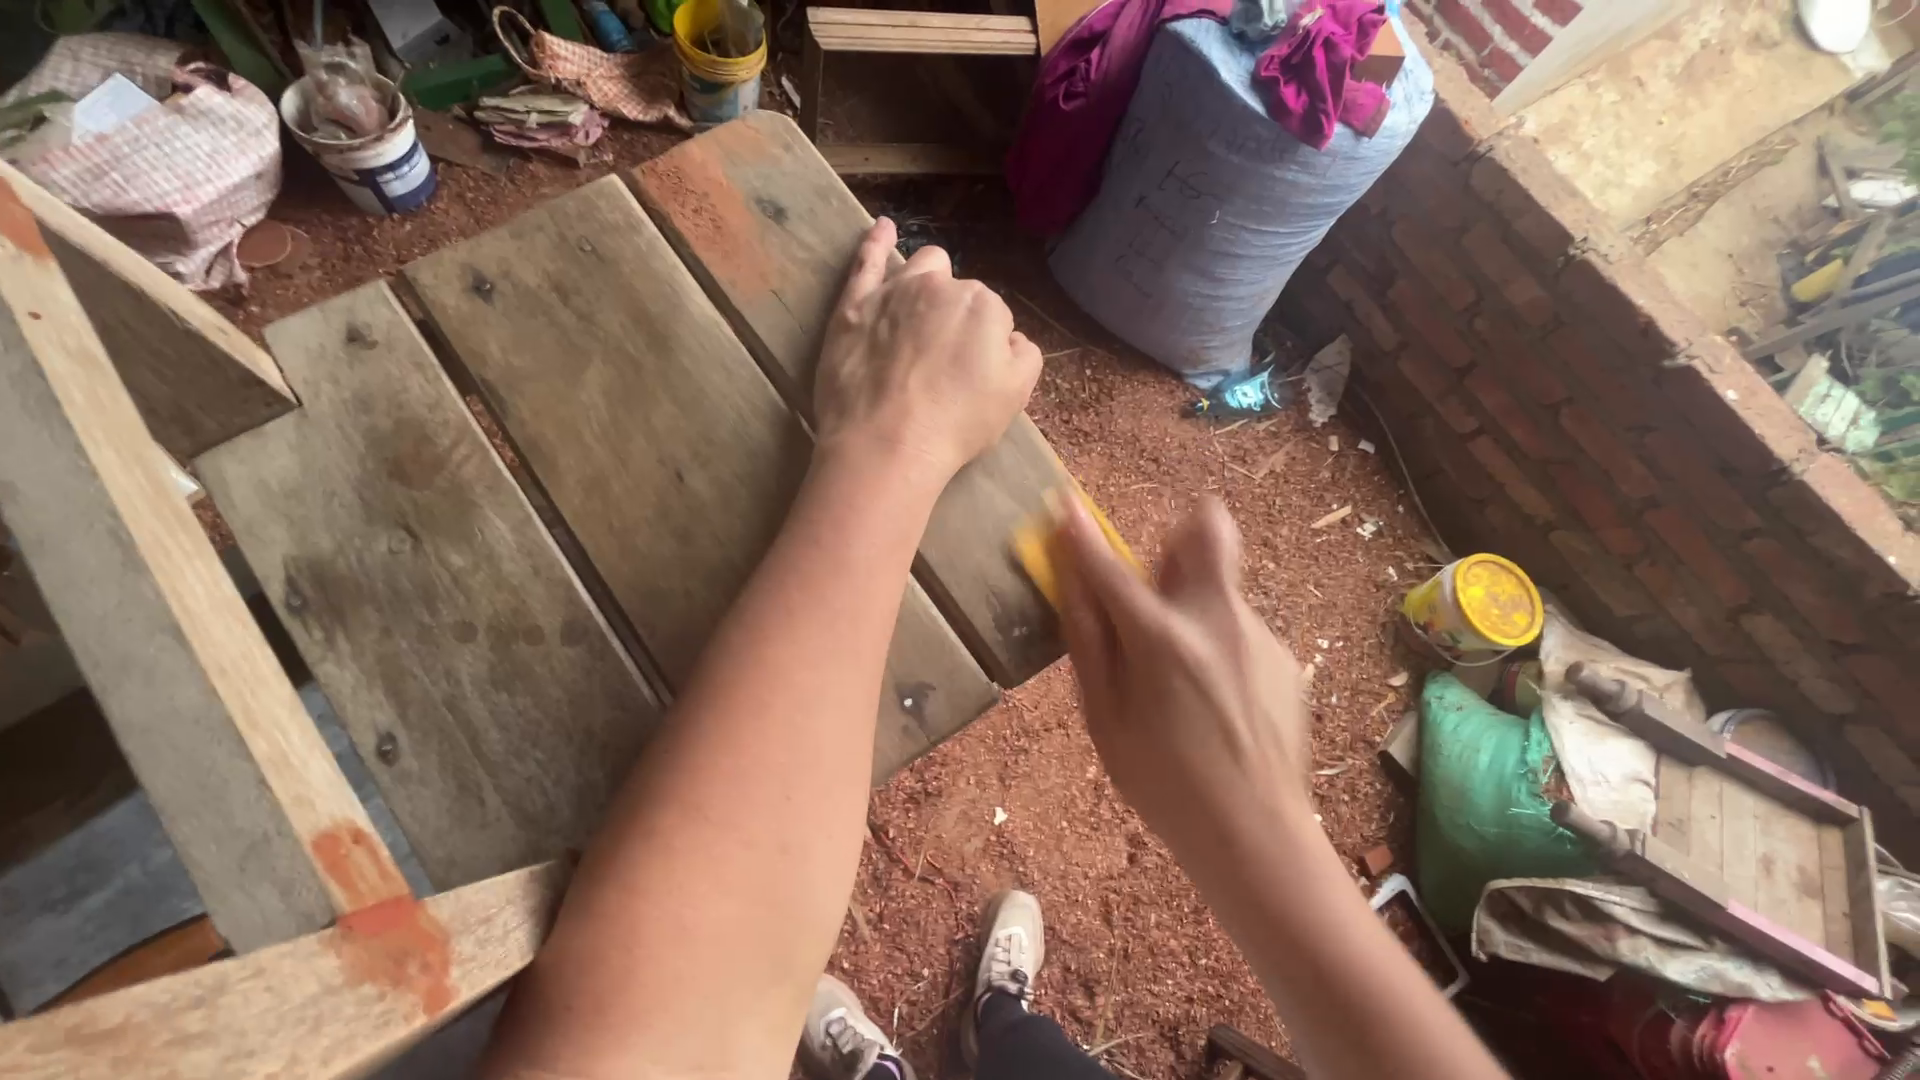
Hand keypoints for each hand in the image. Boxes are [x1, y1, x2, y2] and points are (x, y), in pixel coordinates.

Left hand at [814, 218, 1041, 484]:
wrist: (885, 444)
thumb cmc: (956, 424)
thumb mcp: (1015, 396)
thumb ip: (1025, 355)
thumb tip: (1012, 339)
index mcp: (984, 305)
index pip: (994, 317)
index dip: (985, 348)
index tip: (972, 376)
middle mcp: (940, 286)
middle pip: (958, 291)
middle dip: (958, 316)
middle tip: (945, 359)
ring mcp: (893, 291)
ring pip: (920, 267)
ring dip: (929, 279)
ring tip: (923, 306)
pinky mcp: (853, 305)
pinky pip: (866, 260)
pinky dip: (877, 241)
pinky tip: (883, 229)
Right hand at [1051, 496, 1313, 867]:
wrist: (1255, 833)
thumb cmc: (1161, 783)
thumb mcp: (1104, 718)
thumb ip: (1089, 641)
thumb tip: (1072, 583)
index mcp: (1163, 639)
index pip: (1110, 570)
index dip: (1081, 535)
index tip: (1065, 503)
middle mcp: (1218, 620)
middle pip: (1206, 531)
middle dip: (1176, 539)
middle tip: (1157, 589)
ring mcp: (1260, 635)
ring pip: (1220, 587)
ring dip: (1194, 604)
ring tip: (1185, 676)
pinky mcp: (1287, 656)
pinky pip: (1240, 626)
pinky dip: (1218, 642)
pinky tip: (1217, 700)